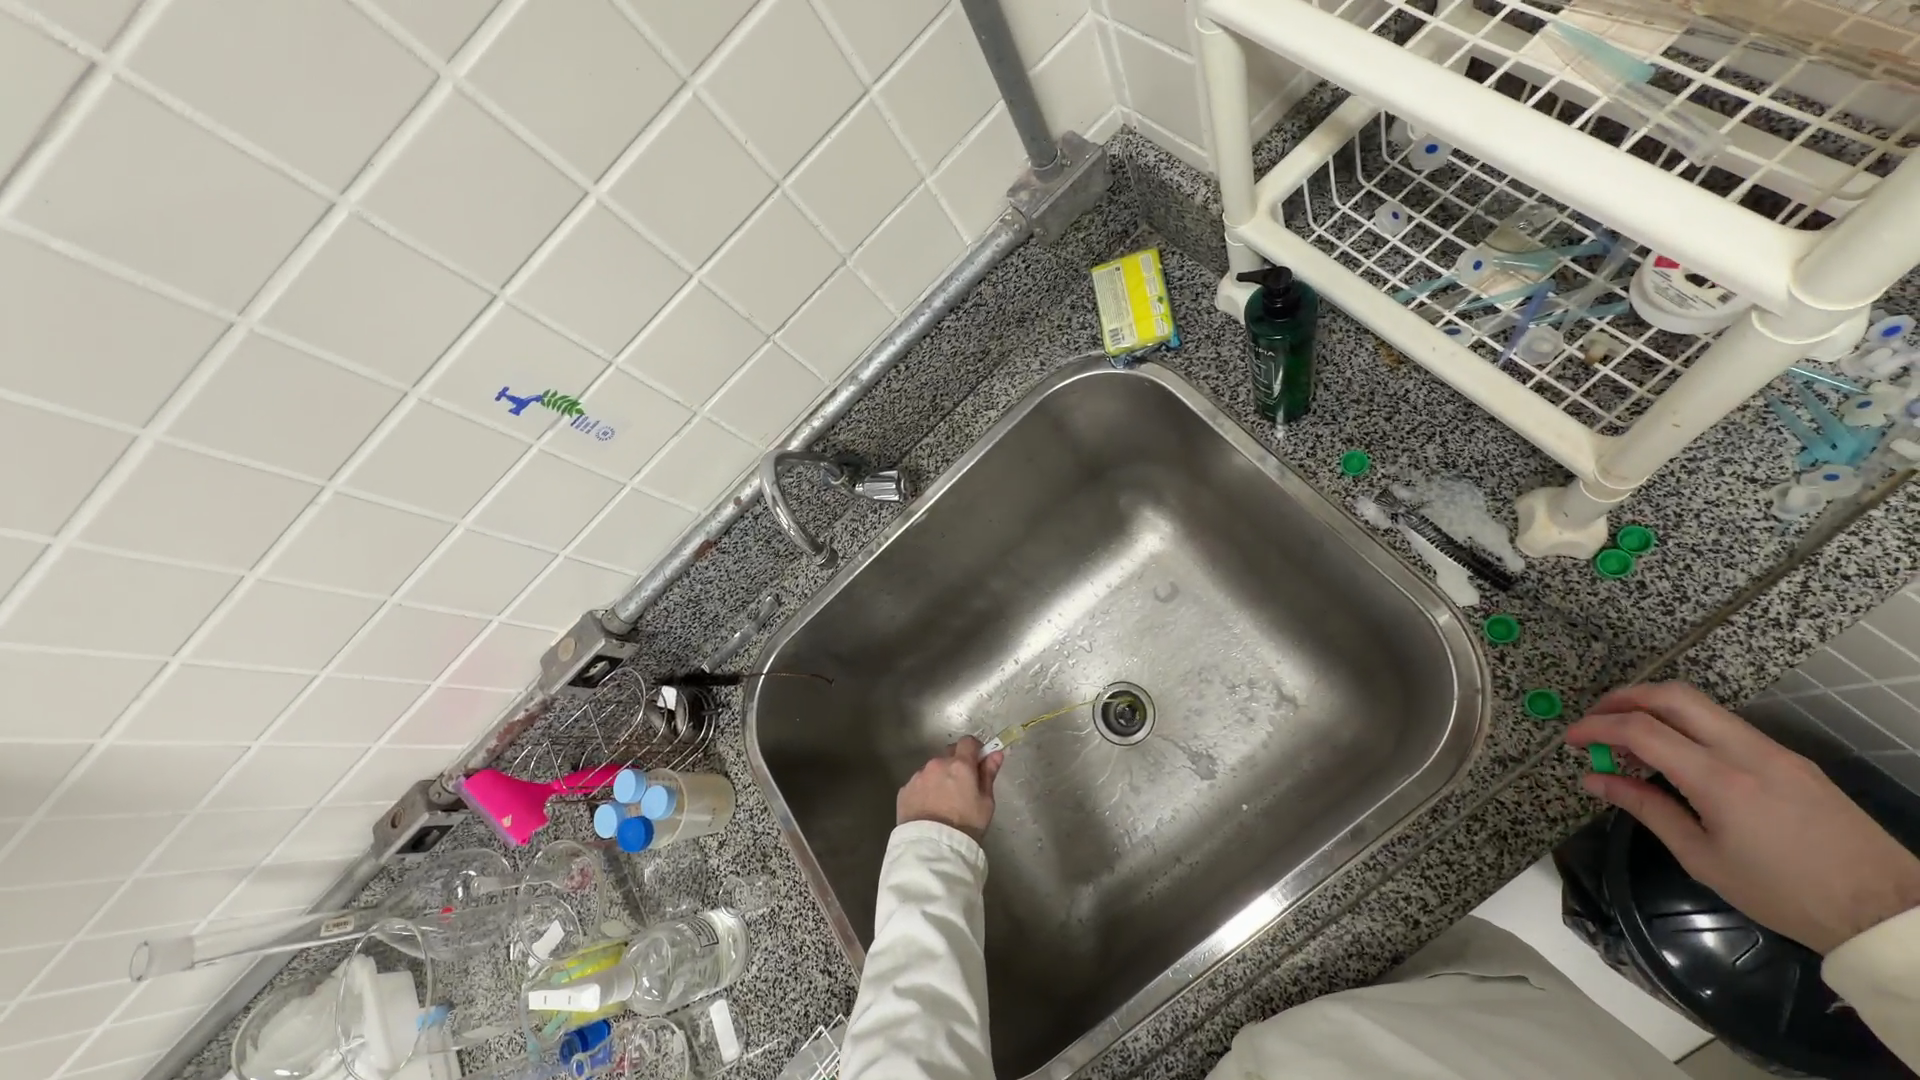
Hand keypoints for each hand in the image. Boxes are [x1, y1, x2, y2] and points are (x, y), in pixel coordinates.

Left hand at [897, 736, 1005, 842]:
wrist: (933, 847)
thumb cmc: (966, 825)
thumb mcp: (986, 802)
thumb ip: (989, 774)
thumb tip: (996, 754)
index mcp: (960, 765)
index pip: (968, 742)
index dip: (974, 750)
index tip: (977, 763)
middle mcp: (937, 764)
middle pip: (949, 754)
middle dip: (956, 765)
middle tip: (962, 787)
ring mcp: (918, 776)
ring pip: (932, 770)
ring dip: (939, 778)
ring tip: (943, 803)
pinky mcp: (904, 790)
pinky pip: (918, 784)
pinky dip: (924, 791)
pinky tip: (928, 809)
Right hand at [1566, 682, 1919, 953]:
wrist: (1886, 909)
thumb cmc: (1784, 893)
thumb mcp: (1703, 858)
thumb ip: (1646, 808)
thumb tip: (1595, 779)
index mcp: (1720, 779)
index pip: (1640, 729)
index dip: (1596, 728)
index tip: (1571, 741)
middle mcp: (1746, 751)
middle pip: (1672, 696)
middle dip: (1623, 699)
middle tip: (1594, 721)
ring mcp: (1774, 751)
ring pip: (1701, 706)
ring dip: (1654, 710)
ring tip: (1627, 740)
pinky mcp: (1791, 760)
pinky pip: (1725, 727)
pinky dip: (1686, 727)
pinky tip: (1675, 757)